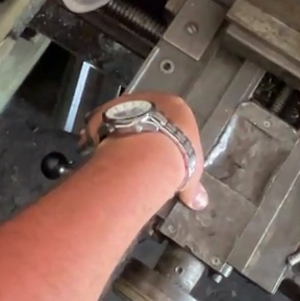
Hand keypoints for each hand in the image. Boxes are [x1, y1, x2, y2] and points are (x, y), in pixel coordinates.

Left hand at [82, 92, 208, 209]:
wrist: (148, 151)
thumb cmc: (179, 157)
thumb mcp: (192, 173)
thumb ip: (193, 187)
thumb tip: (200, 203)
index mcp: (178, 107)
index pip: (174, 118)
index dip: (168, 135)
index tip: (163, 151)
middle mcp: (153, 97)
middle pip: (147, 114)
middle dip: (143, 131)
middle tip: (139, 154)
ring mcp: (127, 101)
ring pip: (123, 114)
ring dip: (120, 130)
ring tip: (117, 155)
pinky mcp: (106, 109)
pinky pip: (102, 121)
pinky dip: (99, 133)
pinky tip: (99, 150)